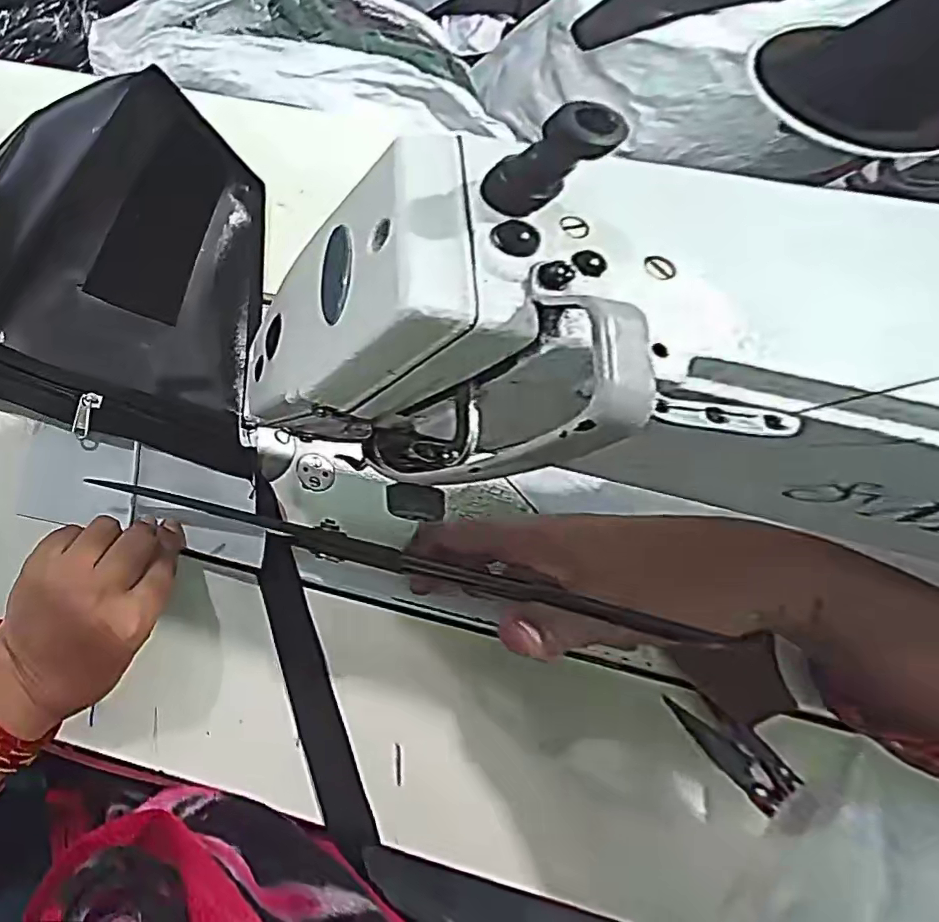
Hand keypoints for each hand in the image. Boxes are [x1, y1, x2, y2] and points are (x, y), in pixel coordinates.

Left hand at [0, 516, 183, 736]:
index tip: (170, 535)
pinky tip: (82, 551)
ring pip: (105, 527)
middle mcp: (98, 591)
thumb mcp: (128, 645)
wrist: (27, 674)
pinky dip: (80, 536)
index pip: (162, 568)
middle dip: (146, 535)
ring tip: (109, 547)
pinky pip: (71, 529)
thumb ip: (145, 600)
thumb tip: (156, 559)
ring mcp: (67, 572)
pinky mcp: (41, 560)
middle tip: (145, 534)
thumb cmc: (76, 672)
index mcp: (127, 620)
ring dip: (113, 534)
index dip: (170, 545)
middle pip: (137, 540)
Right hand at [408, 515, 847, 660]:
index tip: (408, 569)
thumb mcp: (608, 614)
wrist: (763, 570)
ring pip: (507, 553)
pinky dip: (520, 578)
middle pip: (475, 543)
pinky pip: (537, 561)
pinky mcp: (594, 554)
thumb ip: (550, 627)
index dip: (422, 553)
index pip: (454, 537)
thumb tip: (508, 635)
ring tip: (480, 595)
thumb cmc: (689, 579)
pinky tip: (540, 601)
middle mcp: (547, 535)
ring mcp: (571, 542)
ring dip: (485, 573)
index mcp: (534, 541)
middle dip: (449, 564)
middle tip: (434, 582)